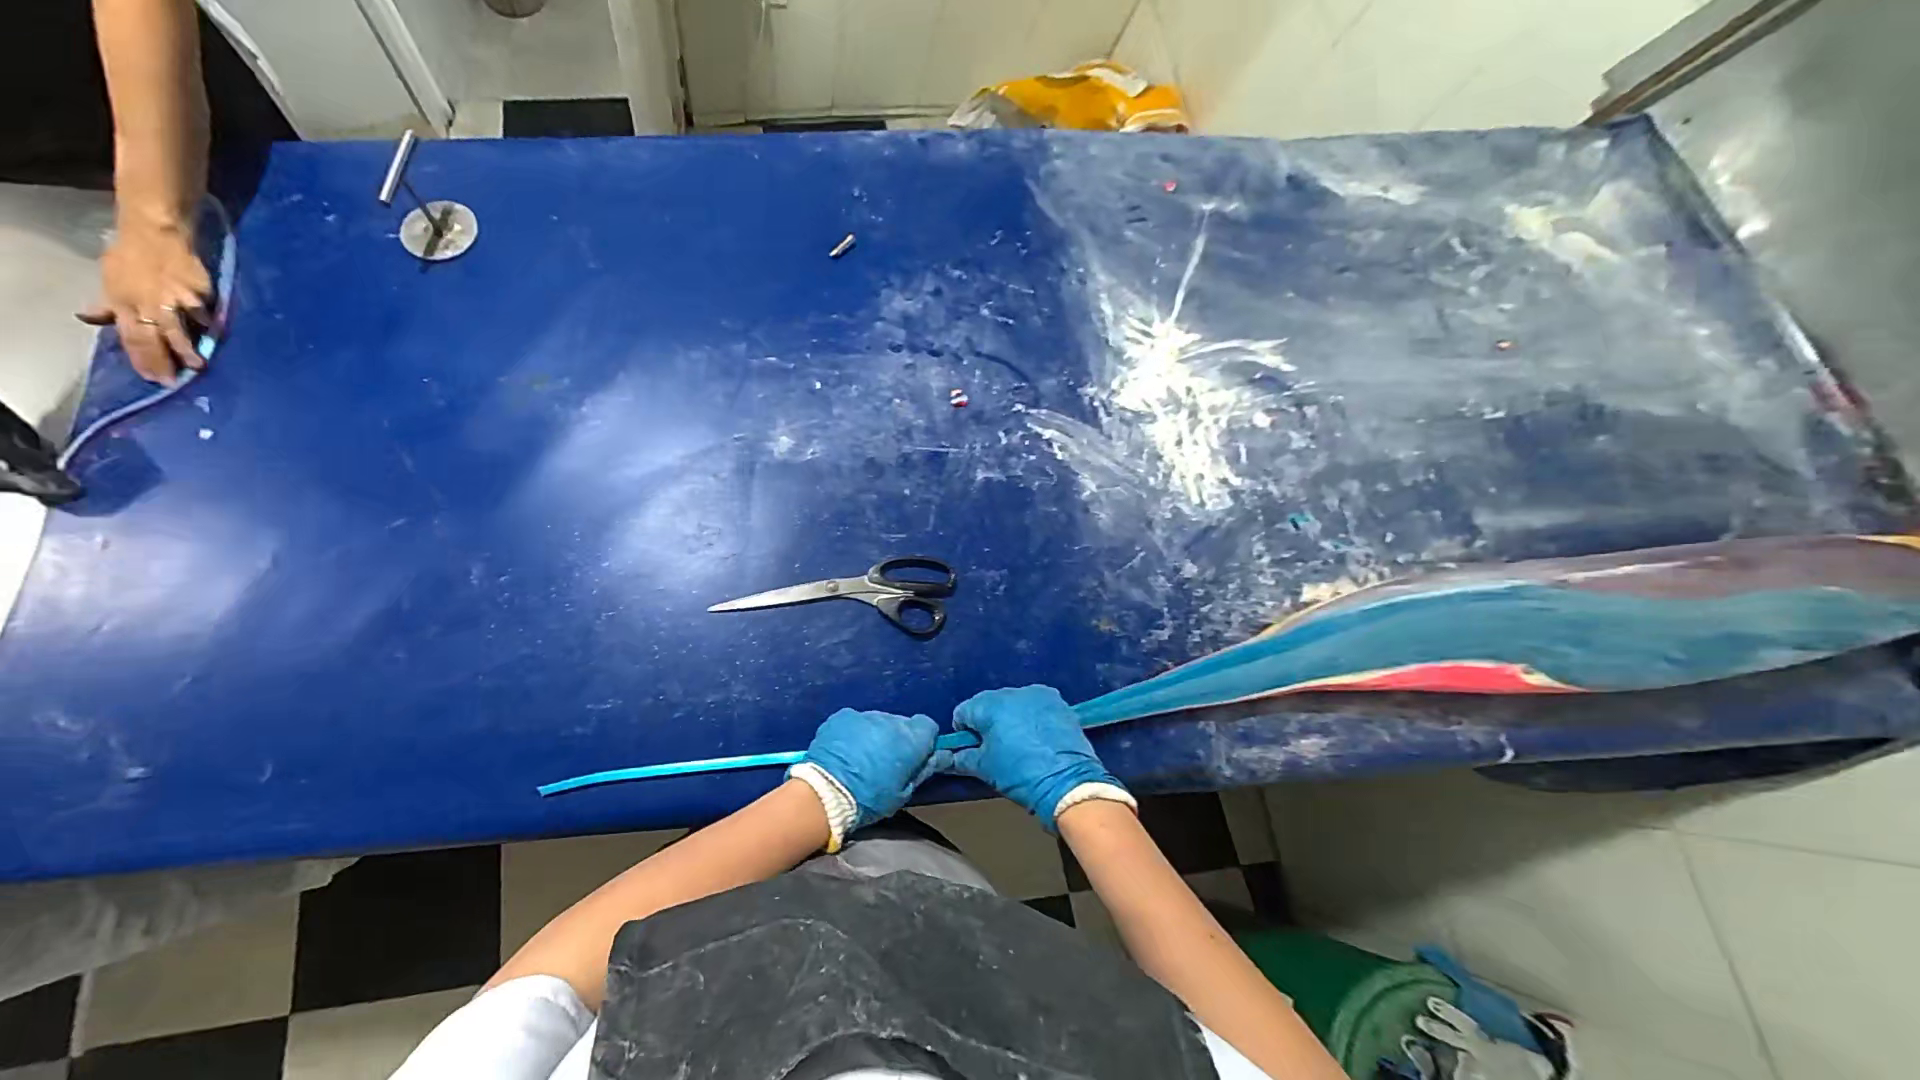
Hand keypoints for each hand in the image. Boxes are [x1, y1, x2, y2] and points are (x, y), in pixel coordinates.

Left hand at [80, 219, 211, 384]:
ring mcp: (169, 299)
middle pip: (150, 338)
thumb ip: (108, 303)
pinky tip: (212, 334)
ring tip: (196, 365)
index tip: (153, 378)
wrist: (156, 234)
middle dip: (161, 360)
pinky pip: (201, 313)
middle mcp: (143, 303)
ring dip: (185, 349)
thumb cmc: (134, 257)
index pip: (129, 337)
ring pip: (176, 330)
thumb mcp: (111, 278)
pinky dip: (206, 325)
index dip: (140, 359)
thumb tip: (91, 318)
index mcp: (121, 302)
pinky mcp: (194, 293)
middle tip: (172, 380)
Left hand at [800, 709, 948, 828]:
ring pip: (879, 721)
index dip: (923, 741)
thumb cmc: (869, 799)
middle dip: (898, 738)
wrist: (824, 794)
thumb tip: (943, 755)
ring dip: (877, 735)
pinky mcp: (842, 716)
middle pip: (902, 723)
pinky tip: (846, 751)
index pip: (928, 726)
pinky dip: (855, 733)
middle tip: (886, 762)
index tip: (914, 757)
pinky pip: (856, 721)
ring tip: (863, 758)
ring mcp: (864, 715)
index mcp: (910, 738)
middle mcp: (890, 720)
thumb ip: (925, 769)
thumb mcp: (903, 792)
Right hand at [951, 685, 1121, 830]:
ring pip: (1013, 703)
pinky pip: (1035, 706)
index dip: (964, 732)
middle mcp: (1013, 692)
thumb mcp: (985, 768)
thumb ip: (962, 758)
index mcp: (991, 704)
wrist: (1070, 783)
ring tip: (1019, 745)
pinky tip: (1038, 738)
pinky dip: (1032, 717)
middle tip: (996, 749)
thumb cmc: (1021, 774)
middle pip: (989, 704)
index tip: (974, 750)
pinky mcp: (1059, 702)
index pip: (964, 712)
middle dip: (988, 723)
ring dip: (1010, 718)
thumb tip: (950, 757)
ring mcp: (1038, 694)